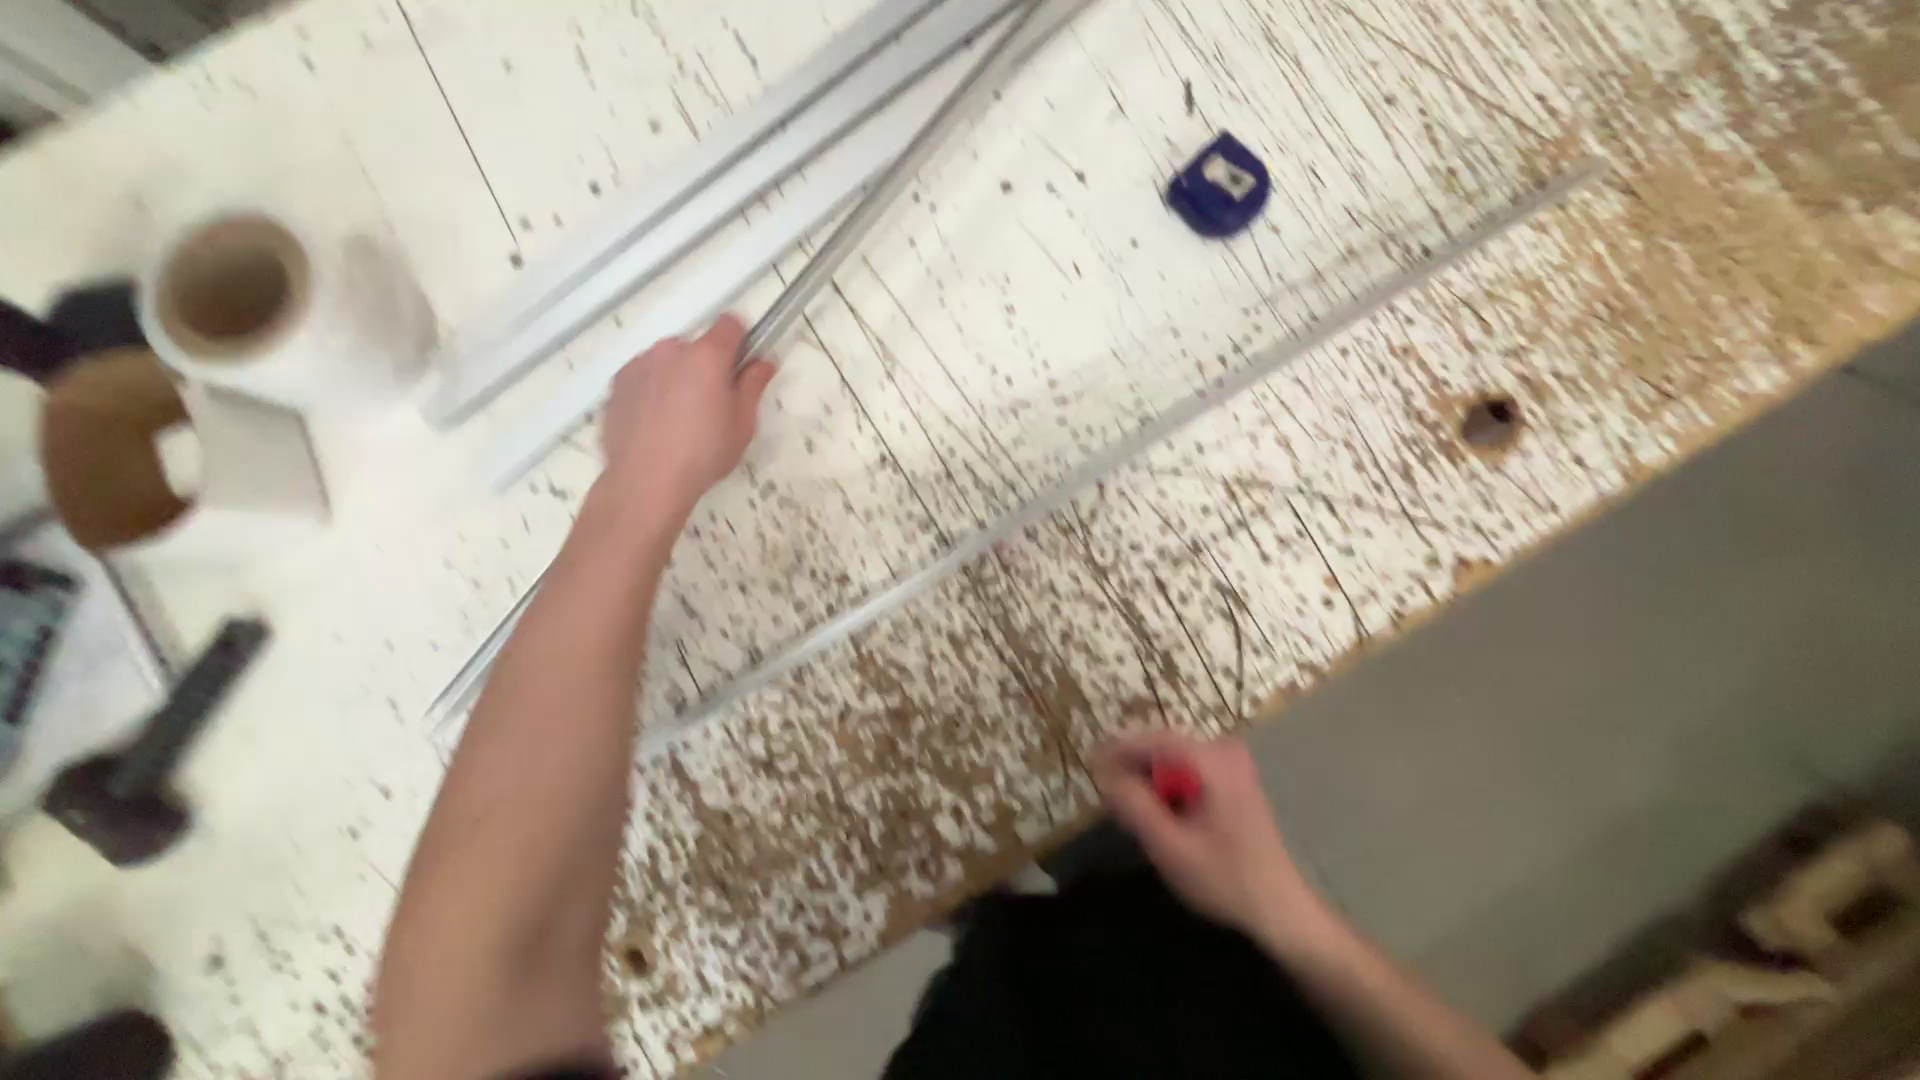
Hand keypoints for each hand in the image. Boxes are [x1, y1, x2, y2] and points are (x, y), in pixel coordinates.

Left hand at [600, 315, 775, 518]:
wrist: (646, 480)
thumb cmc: (704, 452)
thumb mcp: (742, 424)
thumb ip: (753, 385)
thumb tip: (764, 361)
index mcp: (707, 356)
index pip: (729, 324)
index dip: (740, 340)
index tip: (741, 366)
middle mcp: (671, 350)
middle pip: (696, 345)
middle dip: (706, 365)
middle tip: (711, 404)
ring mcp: (640, 364)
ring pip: (668, 360)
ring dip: (677, 376)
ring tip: (678, 417)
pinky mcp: (618, 383)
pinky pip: (644, 376)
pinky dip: (652, 389)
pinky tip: (655, 423)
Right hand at [1092, 730, 1333, 950]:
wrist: (1279, 909)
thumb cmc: (1224, 879)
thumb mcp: (1170, 847)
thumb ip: (1133, 805)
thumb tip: (1102, 772)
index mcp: (1213, 761)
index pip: (1153, 739)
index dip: (1117, 750)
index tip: (1089, 767)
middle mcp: (1225, 751)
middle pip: (1163, 748)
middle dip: (1134, 772)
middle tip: (1112, 803)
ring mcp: (1232, 765)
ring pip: (1173, 761)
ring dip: (1151, 784)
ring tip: (1136, 818)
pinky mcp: (1233, 780)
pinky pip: (1188, 771)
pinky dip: (1170, 790)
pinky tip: (1165, 821)